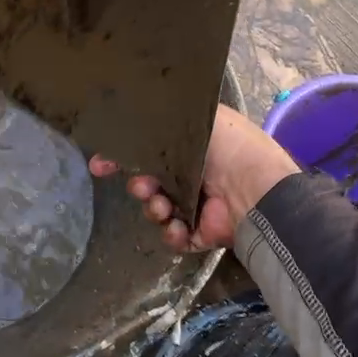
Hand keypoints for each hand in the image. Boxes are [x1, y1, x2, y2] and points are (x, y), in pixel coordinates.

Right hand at [90, 105, 299, 250]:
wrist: (257, 190)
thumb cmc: (231, 149)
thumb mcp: (197, 121)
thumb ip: (164, 121)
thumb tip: (134, 119)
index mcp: (193, 149)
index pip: (150, 153)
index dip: (123, 159)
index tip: (100, 165)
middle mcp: (194, 177)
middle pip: (149, 184)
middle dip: (140, 186)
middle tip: (146, 187)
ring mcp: (198, 208)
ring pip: (157, 210)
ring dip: (154, 209)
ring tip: (164, 208)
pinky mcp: (201, 234)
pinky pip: (173, 237)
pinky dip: (172, 233)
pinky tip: (178, 227)